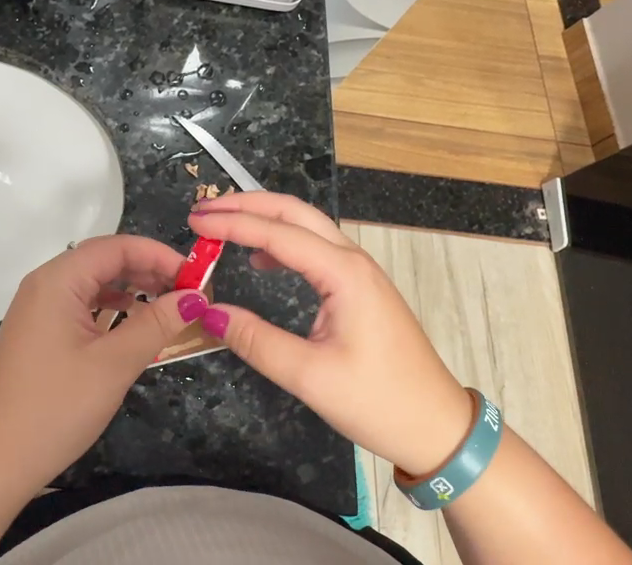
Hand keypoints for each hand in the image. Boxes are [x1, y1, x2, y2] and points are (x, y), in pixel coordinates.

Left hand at [0, 234, 196, 491]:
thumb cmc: (56, 408)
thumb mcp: (114, 364)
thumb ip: (156, 324)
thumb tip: (195, 297)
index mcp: (58, 280)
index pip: (116, 247)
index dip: (158, 255)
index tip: (197, 276)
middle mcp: (44, 284)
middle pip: (103, 259)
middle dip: (147, 268)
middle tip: (188, 291)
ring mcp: (36, 308)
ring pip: (91, 281)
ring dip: (130, 286)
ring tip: (167, 303)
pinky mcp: (36, 331)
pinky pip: (79, 303)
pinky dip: (110, 305)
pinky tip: (130, 320)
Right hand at [188, 192, 473, 476]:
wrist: (438, 427)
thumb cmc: (379, 402)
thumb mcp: (310, 377)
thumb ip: (256, 341)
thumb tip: (208, 312)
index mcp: (343, 273)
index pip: (276, 233)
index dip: (231, 223)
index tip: (193, 221)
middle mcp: (352, 260)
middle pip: (293, 212)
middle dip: (245, 204)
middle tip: (202, 210)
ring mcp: (359, 271)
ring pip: (305, 225)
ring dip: (263, 218)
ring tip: (222, 226)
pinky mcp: (360, 287)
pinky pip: (315, 247)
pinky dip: (281, 242)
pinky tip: (260, 260)